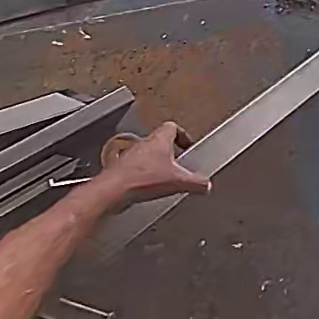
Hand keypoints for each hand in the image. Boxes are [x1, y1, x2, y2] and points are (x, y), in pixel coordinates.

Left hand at [82, 122, 210, 211]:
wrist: (113, 191)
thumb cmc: (140, 179)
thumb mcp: (179, 182)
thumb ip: (197, 182)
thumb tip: (205, 184)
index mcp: (158, 140)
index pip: (172, 127)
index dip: (182, 135)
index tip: (188, 145)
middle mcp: (143, 145)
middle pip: (160, 142)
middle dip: (171, 153)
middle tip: (179, 165)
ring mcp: (130, 157)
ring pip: (147, 156)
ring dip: (156, 165)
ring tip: (165, 179)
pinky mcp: (121, 171)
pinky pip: (136, 170)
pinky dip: (145, 178)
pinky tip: (150, 190)